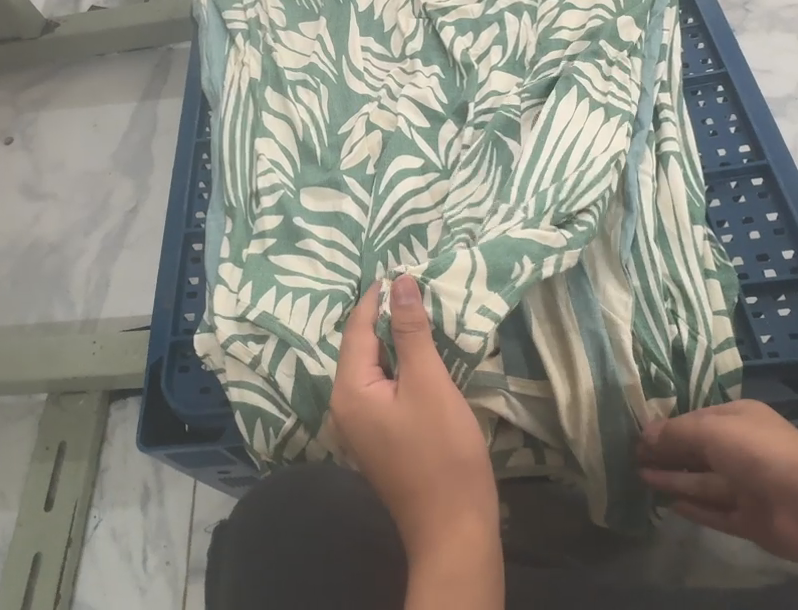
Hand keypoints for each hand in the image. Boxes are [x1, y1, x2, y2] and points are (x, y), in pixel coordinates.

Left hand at [330, 275, 500, 564]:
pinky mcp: (377, 437)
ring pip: (371, 367)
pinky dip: (396, 366)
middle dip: (383, 316)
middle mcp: (344, 405)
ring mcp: (358, 425)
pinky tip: (417, 356)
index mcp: (349, 389)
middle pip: (360, 346)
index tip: (399, 269)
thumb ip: (411, 332)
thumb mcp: (429, 382)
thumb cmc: (442, 453)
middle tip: (409, 285)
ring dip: (392, 340)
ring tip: (416, 312)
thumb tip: (399, 282)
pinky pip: (380, 387)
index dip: (377, 298)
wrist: (453, 529)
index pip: (358, 328)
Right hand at [637, 398, 797, 566]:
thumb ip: (675, 434)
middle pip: (697, 452)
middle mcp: (742, 450)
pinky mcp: (751, 520)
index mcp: (737, 419)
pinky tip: (670, 507)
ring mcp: (748, 487)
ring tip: (640, 478)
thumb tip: (643, 436)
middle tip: (631, 458)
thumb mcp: (710, 431)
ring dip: (673, 481)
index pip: (695, 421)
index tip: (637, 436)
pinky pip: (716, 512)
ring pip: (703, 483)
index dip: (666, 428)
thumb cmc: (759, 452)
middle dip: (667, 454)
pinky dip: (695, 509)